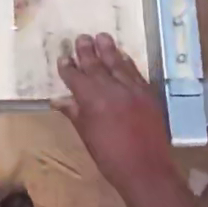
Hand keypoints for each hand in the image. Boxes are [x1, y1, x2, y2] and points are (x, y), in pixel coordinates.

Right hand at [54, 33, 177, 195]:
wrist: (146, 169)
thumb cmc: (109, 156)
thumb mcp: (86, 134)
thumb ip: (74, 113)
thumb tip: (59, 100)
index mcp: (92, 100)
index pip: (76, 77)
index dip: (68, 67)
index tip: (63, 58)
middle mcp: (111, 89)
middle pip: (96, 65)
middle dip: (86, 52)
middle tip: (81, 37)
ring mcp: (132, 90)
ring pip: (117, 64)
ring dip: (108, 50)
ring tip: (102, 37)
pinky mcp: (148, 94)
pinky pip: (135, 73)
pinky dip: (127, 63)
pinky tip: (122, 56)